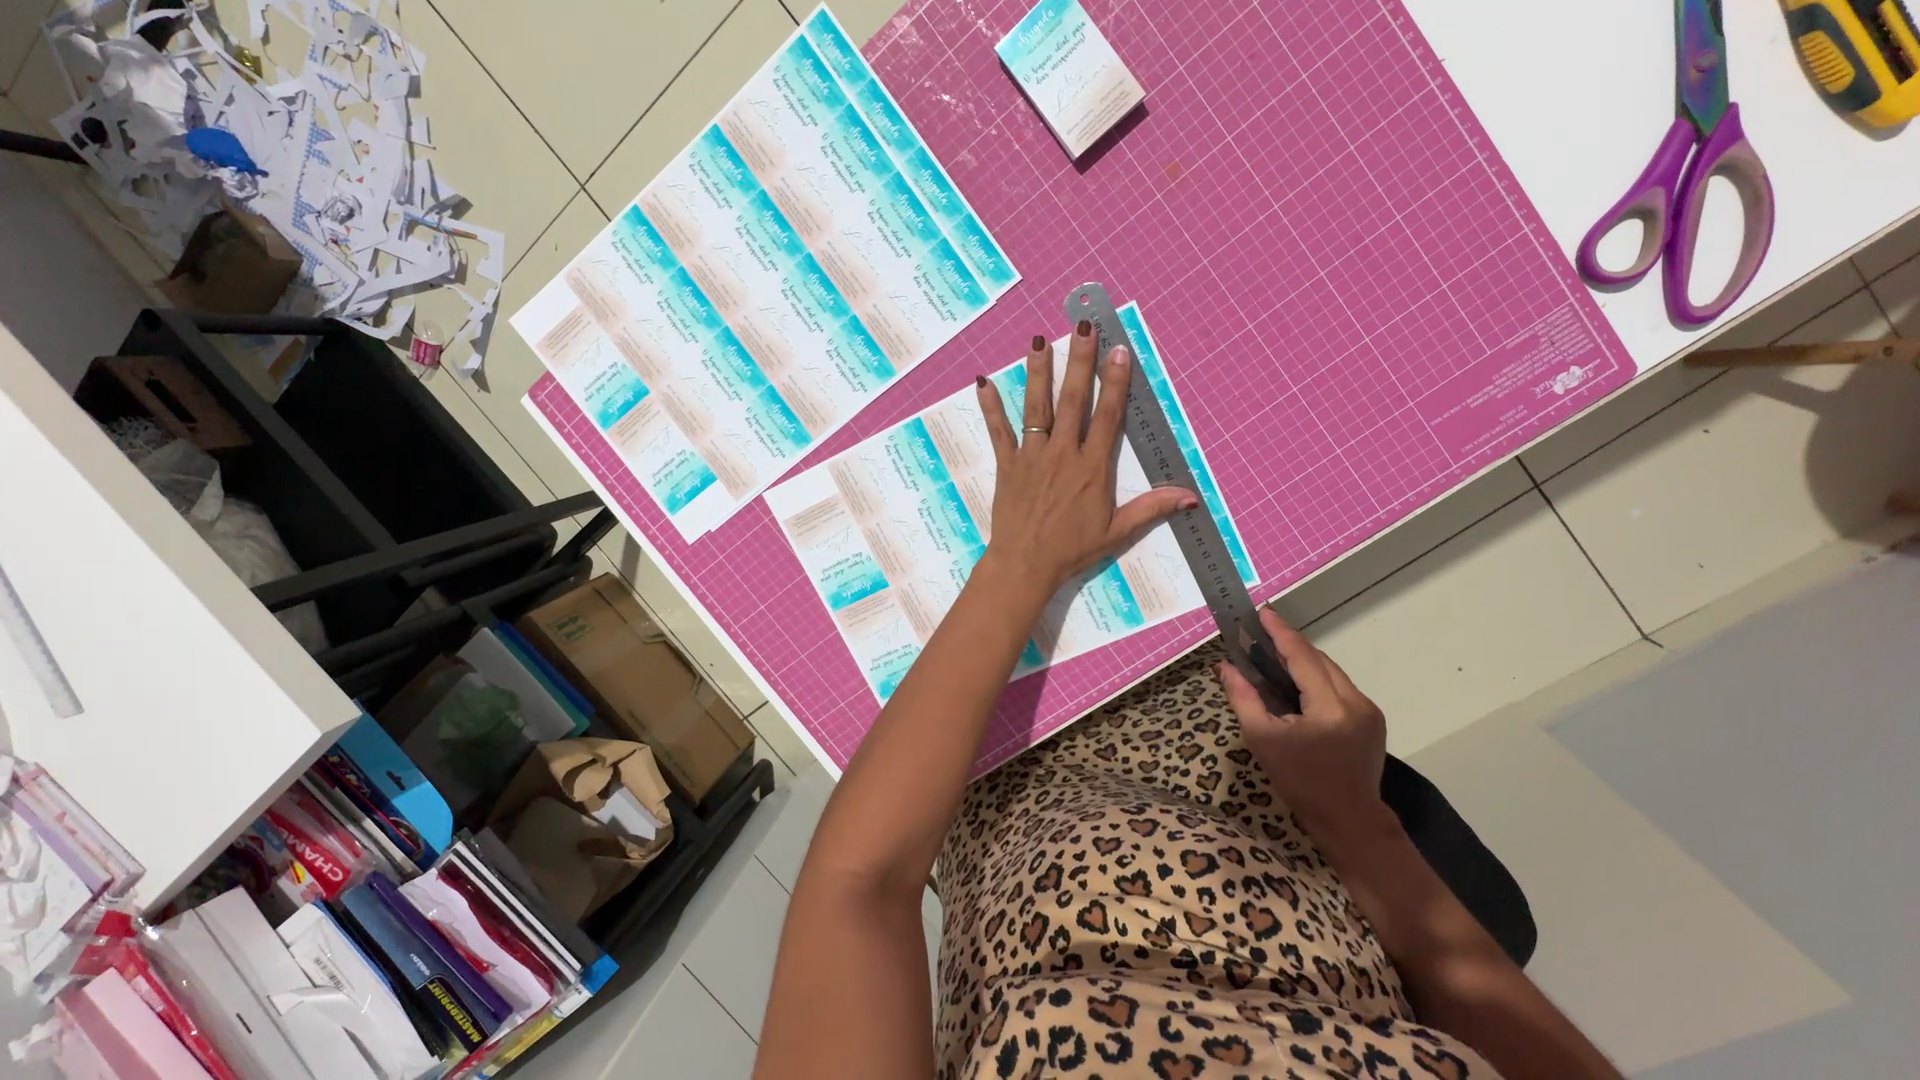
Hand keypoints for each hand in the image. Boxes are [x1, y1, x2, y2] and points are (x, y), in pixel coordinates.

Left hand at [975, 321, 1196, 598]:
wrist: (1026, 566)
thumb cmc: (1073, 550)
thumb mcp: (1117, 532)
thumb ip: (1151, 508)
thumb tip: (1190, 496)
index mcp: (1092, 468)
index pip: (1108, 416)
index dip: (1115, 382)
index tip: (1118, 351)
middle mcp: (1062, 454)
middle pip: (1073, 400)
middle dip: (1079, 361)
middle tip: (1082, 326)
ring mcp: (1032, 457)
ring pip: (1036, 408)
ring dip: (1037, 373)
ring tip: (1039, 341)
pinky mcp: (1007, 466)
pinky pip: (998, 431)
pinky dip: (990, 407)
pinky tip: (983, 380)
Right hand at [1218, 609, 1386, 832]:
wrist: (1347, 818)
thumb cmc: (1299, 782)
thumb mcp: (1263, 740)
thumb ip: (1244, 699)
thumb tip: (1226, 667)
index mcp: (1329, 707)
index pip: (1302, 658)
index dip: (1281, 633)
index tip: (1263, 613)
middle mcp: (1355, 701)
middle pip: (1319, 660)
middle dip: (1291, 645)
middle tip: (1263, 634)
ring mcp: (1369, 710)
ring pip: (1332, 673)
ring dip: (1305, 662)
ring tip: (1276, 656)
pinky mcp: (1373, 719)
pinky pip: (1341, 688)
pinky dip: (1318, 679)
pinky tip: (1299, 684)